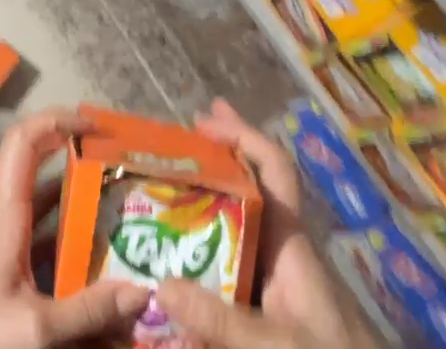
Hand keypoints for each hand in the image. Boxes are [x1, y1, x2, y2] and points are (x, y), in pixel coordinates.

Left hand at [0, 109, 151, 348]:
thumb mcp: (35, 328)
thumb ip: (89, 311)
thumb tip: (142, 292)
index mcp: (2, 211)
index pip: (24, 141)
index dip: (57, 121)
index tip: (96, 124)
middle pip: (36, 165)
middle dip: (76, 156)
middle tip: (121, 162)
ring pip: (39, 202)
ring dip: (74, 198)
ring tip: (121, 203)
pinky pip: (35, 231)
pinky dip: (64, 232)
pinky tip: (96, 252)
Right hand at [154, 99, 371, 348]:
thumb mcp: (278, 346)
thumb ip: (223, 321)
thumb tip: (160, 286)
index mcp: (292, 244)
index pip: (274, 171)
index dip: (242, 137)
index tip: (204, 119)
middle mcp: (280, 253)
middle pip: (245, 192)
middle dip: (211, 162)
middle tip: (170, 144)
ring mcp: (273, 283)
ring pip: (230, 232)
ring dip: (195, 209)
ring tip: (153, 197)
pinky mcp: (265, 312)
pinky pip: (224, 272)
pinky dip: (197, 257)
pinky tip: (167, 265)